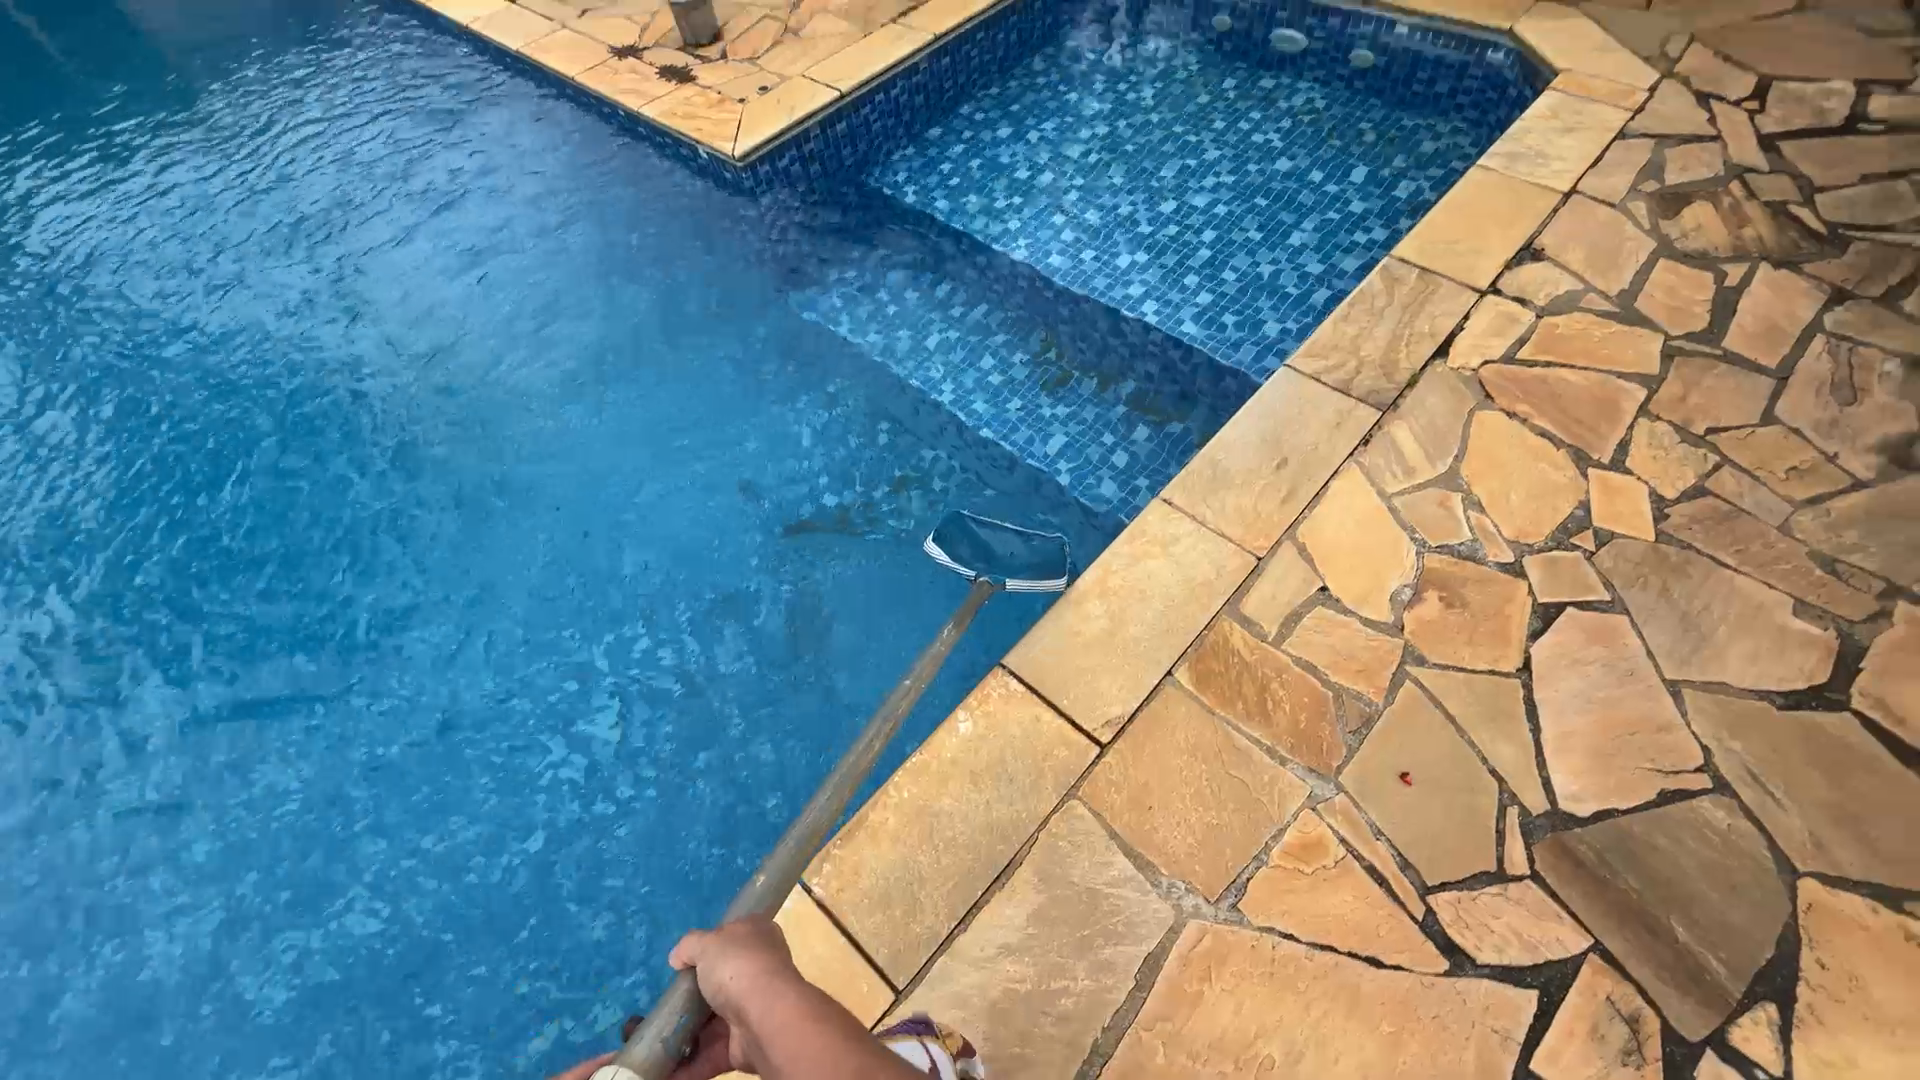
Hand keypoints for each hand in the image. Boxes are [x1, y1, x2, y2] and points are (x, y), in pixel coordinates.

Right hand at [550, 918, 811, 1079]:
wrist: (766, 1015)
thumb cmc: (739, 967)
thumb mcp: (710, 943)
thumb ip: (693, 944)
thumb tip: (679, 953)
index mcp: (754, 937)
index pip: (729, 941)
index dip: (706, 954)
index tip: (679, 970)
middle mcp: (755, 972)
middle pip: (713, 990)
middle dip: (684, 1007)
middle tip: (648, 1018)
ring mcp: (749, 1011)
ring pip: (706, 1028)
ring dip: (677, 1041)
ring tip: (640, 1047)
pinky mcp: (742, 1048)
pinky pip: (707, 1058)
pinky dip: (682, 1067)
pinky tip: (653, 1071)